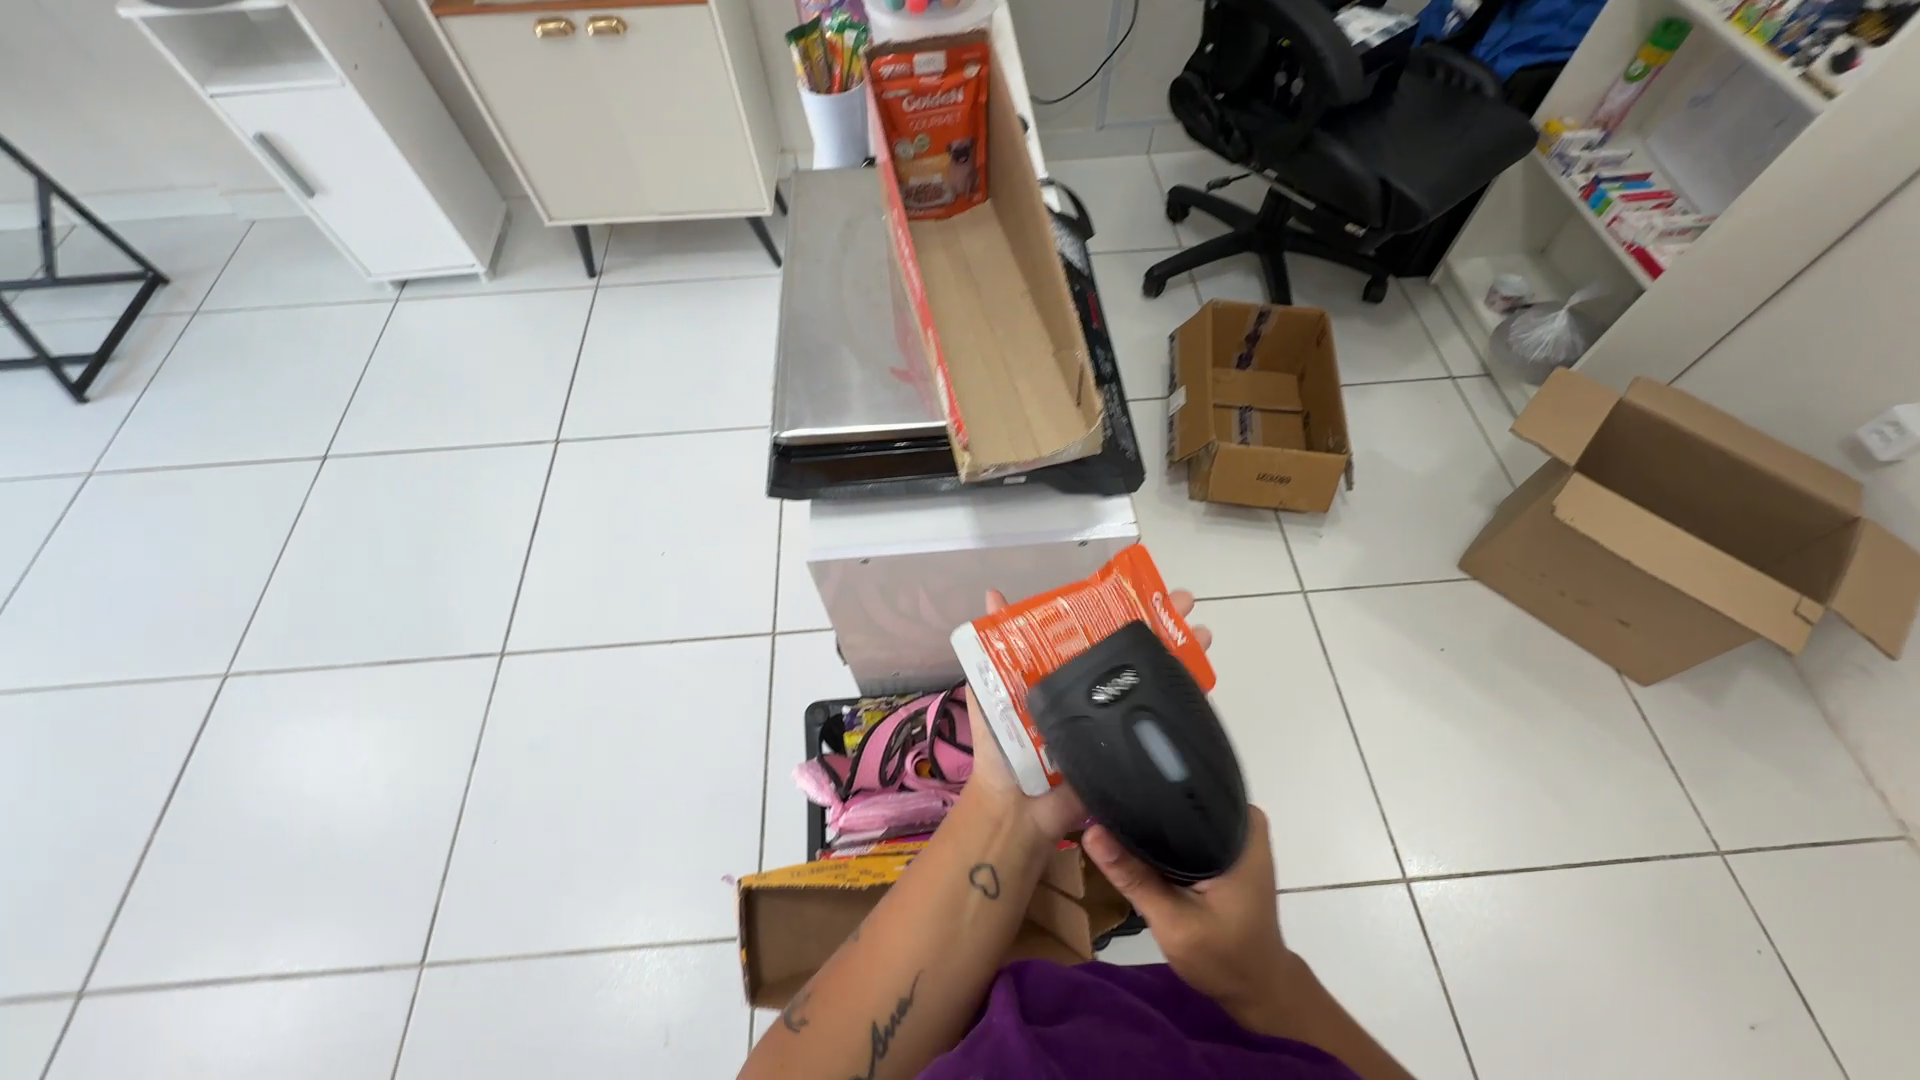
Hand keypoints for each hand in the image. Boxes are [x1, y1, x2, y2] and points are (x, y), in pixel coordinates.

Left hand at [963, 589, 1211, 844]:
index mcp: (1064, 673)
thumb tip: (994, 595)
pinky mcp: (1132, 743)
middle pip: (1132, 648)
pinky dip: (1187, 694)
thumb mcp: (992, 689)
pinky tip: (1205, 674)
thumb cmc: (1003, 747)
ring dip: (1182, 650)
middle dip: (1162, 621)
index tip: (1144, 586)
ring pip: (1153, 675)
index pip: (1098, 630)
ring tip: (1203, 631)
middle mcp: (1094, 689)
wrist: (1023, 809)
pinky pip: (1162, 716)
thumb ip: (993, 648)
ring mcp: (1116, 716)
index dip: (1121, 608)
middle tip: (1186, 601)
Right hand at [1082, 807, 1296, 1032]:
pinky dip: (1160, 838)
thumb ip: (1134, 878)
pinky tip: (1131, 840)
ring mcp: (1234, 834)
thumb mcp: (1174, 922)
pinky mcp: (1223, 848)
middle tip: (1097, 805)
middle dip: (1141, 803)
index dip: (1142, 789)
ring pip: (1178, 813)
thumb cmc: (1224, 959)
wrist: (1257, 989)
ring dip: (1149, 821)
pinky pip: (1184, 829)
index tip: (1102, 789)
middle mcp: (1240, 821)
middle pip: (1178, 798)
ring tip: (1107, 816)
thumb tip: (1091, 831)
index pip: (1182, 789)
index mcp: (1241, 828)